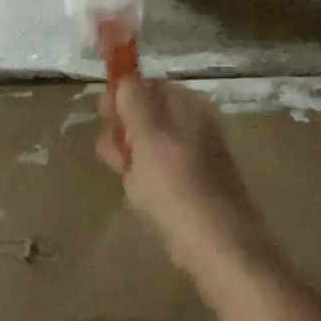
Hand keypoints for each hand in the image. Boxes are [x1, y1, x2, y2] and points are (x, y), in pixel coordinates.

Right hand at [97, 78, 274, 269]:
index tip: (103, 115)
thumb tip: (125, 74)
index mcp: (188, 108)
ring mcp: (190, 155)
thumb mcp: (148, 138)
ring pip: (142, 144)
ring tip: (130, 180)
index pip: (147, 85)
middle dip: (120, 131)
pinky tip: (142, 196)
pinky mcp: (186, 183)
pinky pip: (152, 169)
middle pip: (141, 114)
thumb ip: (134, 102)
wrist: (217, 246)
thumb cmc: (177, 188)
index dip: (121, 96)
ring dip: (126, 157)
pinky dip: (140, 178)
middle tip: (118, 155)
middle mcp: (191, 125)